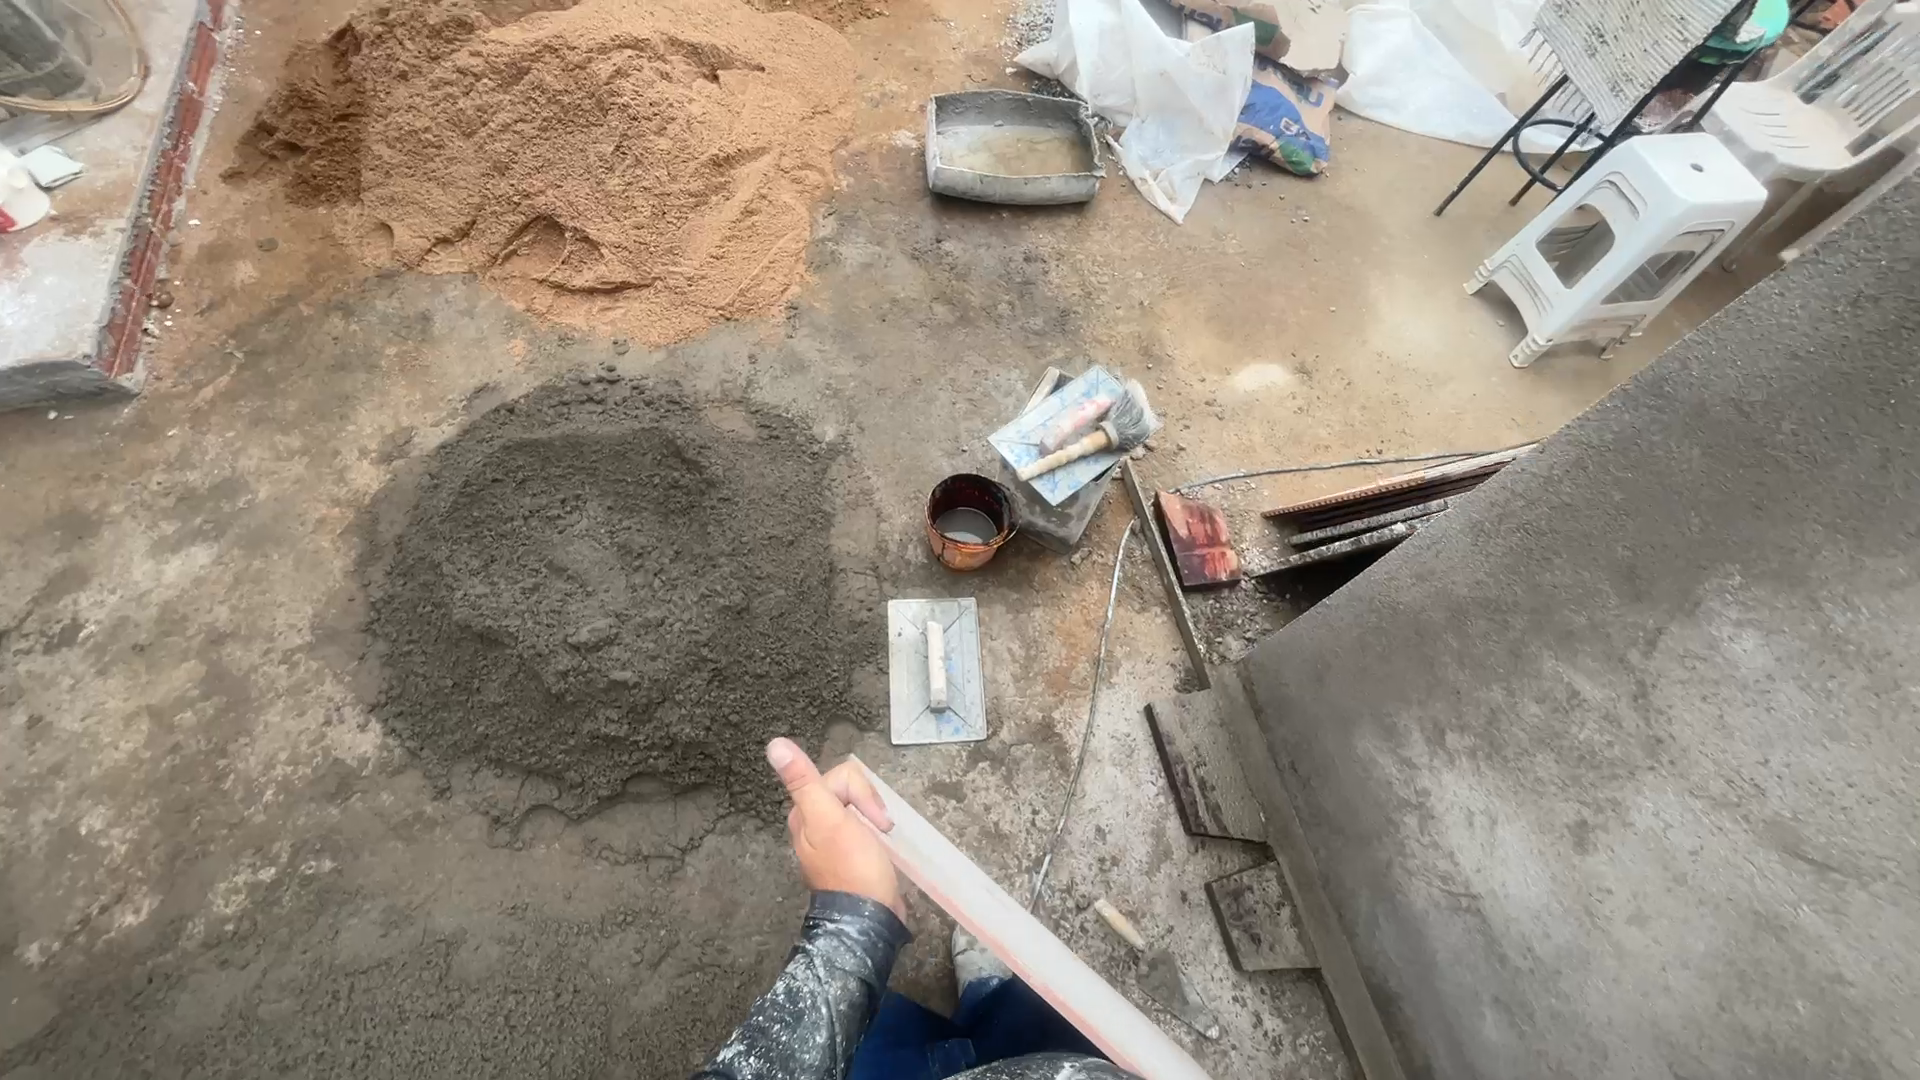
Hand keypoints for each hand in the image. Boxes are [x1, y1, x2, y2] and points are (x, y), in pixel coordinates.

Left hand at [766, 737, 902, 919]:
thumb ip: (803, 781)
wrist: (869, 920)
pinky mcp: (849, 852)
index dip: (863, 793)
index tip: (874, 819)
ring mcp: (832, 839)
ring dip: (875, 816)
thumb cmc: (853, 867)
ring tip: (882, 838)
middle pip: (850, 788)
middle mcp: (813, 823)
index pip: (842, 777)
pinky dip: (875, 828)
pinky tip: (880, 843)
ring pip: (859, 804)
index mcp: (804, 813)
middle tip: (880, 829)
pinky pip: (863, 822)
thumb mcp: (828, 819)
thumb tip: (774, 744)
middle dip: (870, 803)